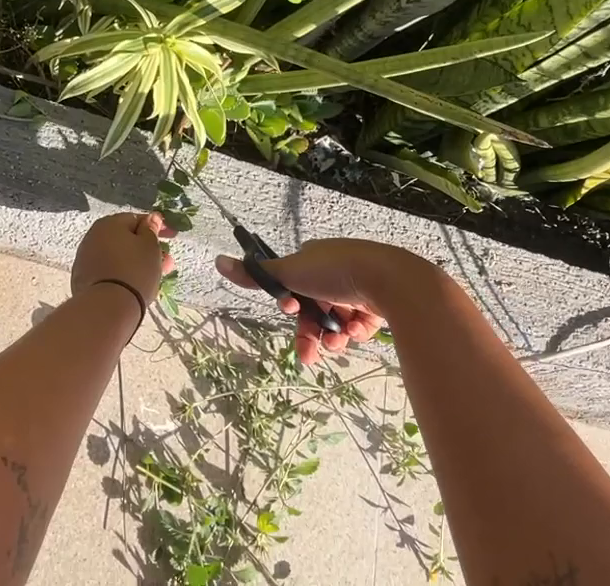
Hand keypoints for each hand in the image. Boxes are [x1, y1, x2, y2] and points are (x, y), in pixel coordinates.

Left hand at [71, 211, 175, 307]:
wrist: (106, 307)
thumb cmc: (134, 270)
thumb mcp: (150, 247)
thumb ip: (151, 230)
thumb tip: (151, 218)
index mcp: (108, 224)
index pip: (136, 219)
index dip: (155, 226)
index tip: (170, 236)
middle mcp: (93, 237)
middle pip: (125, 239)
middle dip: (148, 248)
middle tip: (166, 261)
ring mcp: (85, 259)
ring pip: (118, 256)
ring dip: (137, 262)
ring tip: (156, 276)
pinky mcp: (83, 279)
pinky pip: (109, 271)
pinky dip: (123, 274)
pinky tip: (136, 284)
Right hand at [215, 238, 425, 365]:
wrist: (391, 280)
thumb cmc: (336, 272)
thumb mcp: (291, 272)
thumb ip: (257, 274)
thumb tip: (218, 261)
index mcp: (315, 257)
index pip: (294, 287)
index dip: (291, 306)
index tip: (292, 313)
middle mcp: (337, 269)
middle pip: (315, 309)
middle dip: (310, 331)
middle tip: (310, 352)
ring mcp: (359, 287)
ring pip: (336, 321)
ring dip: (332, 337)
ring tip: (339, 344)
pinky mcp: (380, 304)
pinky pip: (359, 325)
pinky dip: (355, 333)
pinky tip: (358, 333)